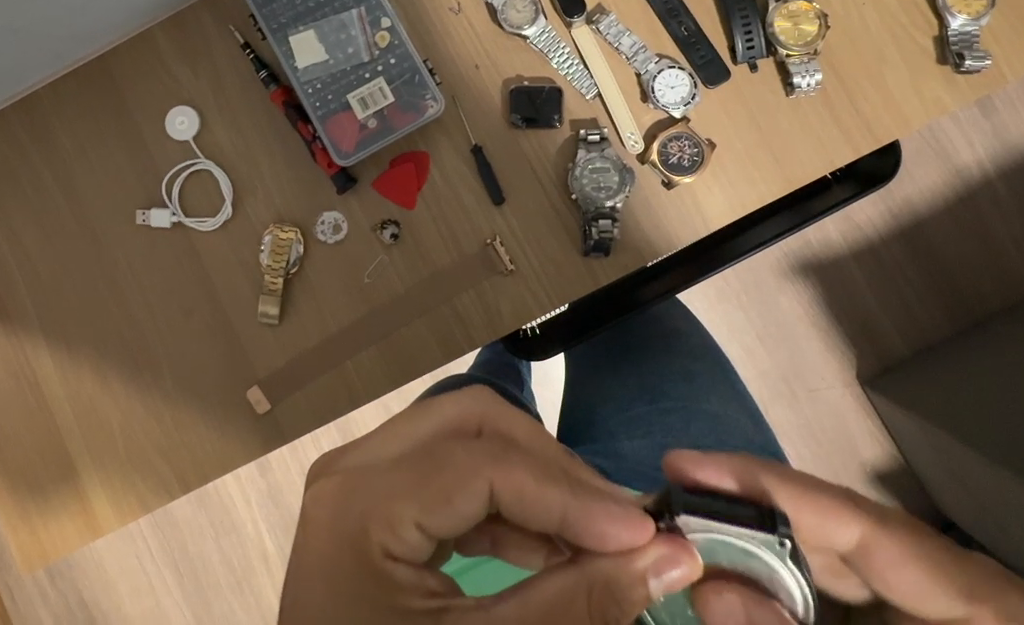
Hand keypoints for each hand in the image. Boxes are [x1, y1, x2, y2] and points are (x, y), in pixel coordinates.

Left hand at [278, 386, 701, 623]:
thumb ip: (575, 603)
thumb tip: (671, 554)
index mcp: (361, 504)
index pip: (483, 464)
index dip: (570, 494)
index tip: (646, 532)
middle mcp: (352, 468)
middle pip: (471, 422)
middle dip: (552, 467)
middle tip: (618, 524)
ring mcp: (356, 477)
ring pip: (461, 435)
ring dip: (532, 480)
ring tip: (594, 540)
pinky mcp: (369, 496)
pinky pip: (446, 470)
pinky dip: (501, 500)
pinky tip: (547, 547)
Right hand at [661, 451, 1023, 624]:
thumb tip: (712, 591)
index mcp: (983, 606)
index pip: (854, 520)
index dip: (763, 486)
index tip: (684, 465)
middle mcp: (972, 594)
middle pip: (843, 536)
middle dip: (754, 523)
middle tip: (675, 506)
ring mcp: (959, 613)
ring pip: (845, 567)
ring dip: (770, 563)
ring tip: (703, 553)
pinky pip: (855, 600)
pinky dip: (801, 598)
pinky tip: (756, 594)